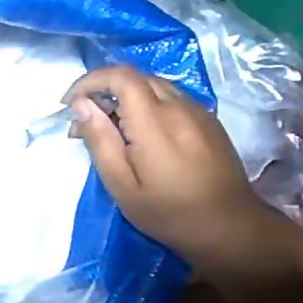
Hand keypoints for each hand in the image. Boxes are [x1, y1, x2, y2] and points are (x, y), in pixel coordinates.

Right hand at [66, 65, 286, 267]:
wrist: (231, 228)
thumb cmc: (169, 213)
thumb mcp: (123, 186)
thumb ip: (100, 140)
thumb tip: (81, 104)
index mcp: (154, 121)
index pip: (120, 75)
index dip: (90, 80)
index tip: (70, 103)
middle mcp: (178, 106)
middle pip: (136, 77)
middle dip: (105, 90)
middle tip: (86, 123)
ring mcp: (198, 111)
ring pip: (155, 86)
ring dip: (127, 98)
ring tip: (113, 130)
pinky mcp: (210, 121)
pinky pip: (173, 99)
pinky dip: (149, 106)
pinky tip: (144, 136)